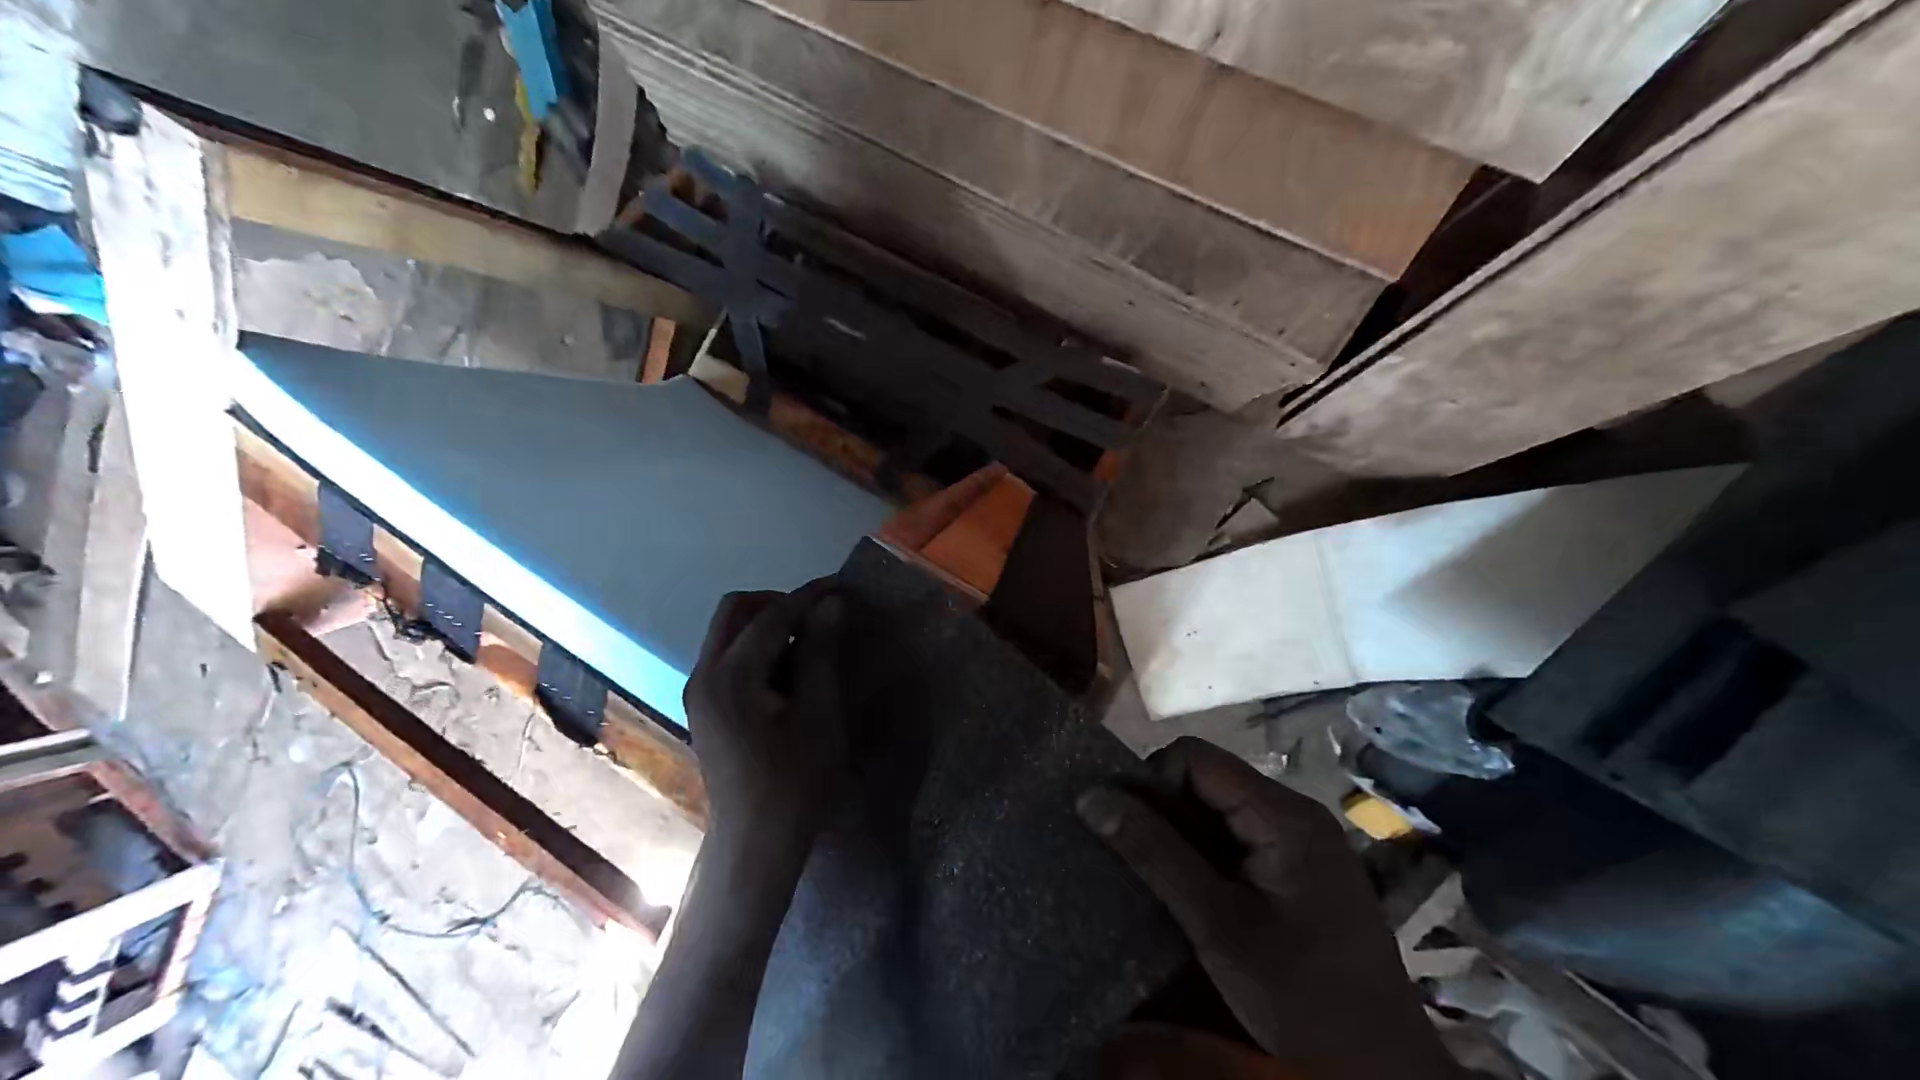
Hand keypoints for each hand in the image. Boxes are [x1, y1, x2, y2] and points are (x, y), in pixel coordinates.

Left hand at [685, 578, 846, 846]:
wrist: (757, 844)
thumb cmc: (795, 782)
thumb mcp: (819, 714)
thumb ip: (821, 652)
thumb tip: (832, 604)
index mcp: (730, 676)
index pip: (771, 616)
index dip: (809, 597)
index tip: (842, 586)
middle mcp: (704, 675)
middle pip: (736, 611)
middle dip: (779, 603)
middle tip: (821, 615)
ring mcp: (699, 692)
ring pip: (729, 632)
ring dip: (768, 625)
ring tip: (811, 642)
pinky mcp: (705, 708)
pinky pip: (729, 657)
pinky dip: (758, 649)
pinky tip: (789, 671)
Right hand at [1079, 737, 1455, 1079]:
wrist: (1384, 1076)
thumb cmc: (1302, 1000)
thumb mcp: (1217, 925)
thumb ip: (1154, 854)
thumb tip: (1090, 796)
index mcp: (1285, 815)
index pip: (1195, 758)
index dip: (1152, 783)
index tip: (1130, 833)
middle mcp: (1295, 814)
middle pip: (1206, 780)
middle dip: (1163, 813)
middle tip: (1140, 864)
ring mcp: (1299, 841)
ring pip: (1216, 810)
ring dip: (1179, 837)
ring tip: (1158, 880)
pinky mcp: (1296, 869)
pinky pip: (1234, 838)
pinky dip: (1201, 856)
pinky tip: (1190, 893)